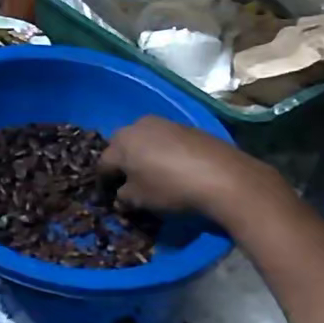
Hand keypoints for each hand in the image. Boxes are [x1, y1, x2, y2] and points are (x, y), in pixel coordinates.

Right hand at [100, 116, 291, 224]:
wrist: (220, 174)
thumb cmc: (171, 188)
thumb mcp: (140, 200)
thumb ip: (123, 197)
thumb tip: (121, 195)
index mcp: (120, 143)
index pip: (103, 164)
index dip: (103, 183)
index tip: (107, 197)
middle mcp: (136, 126)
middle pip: (121, 147)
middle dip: (121, 164)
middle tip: (127, 183)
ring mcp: (162, 122)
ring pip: (142, 140)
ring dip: (142, 155)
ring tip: (151, 174)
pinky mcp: (184, 126)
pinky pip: (163, 140)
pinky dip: (162, 152)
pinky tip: (173, 168)